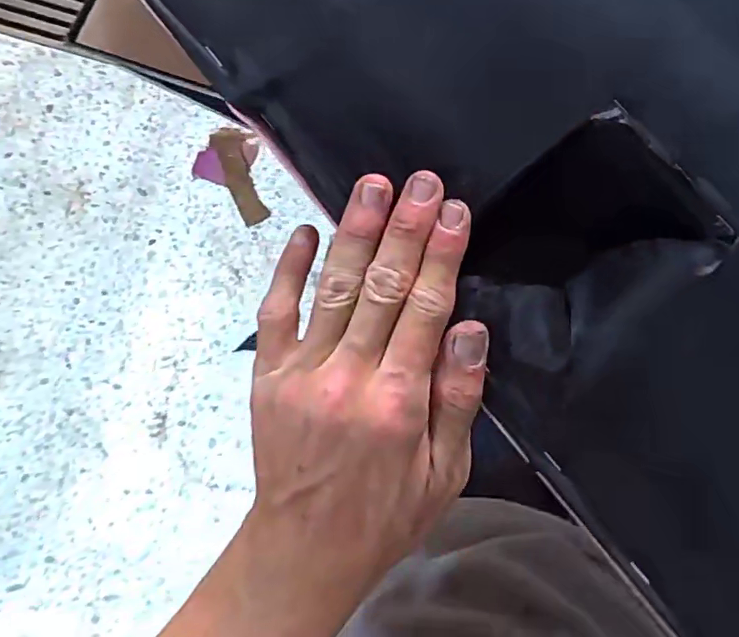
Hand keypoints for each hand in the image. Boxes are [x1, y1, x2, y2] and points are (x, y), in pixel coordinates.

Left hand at [162, 170, 489, 636]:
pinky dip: (289, 270)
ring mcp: (302, 373)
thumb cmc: (385, 513)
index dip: (442, 254)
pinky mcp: (268, 375)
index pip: (426, 308)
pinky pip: (276, 312)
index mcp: (398, 402)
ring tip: (372, 186)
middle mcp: (348, 378)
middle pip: (383, 286)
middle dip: (406, 227)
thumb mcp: (447, 472)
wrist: (299, 556)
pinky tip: (304, 231)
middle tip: (422, 181)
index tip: (453, 210)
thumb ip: (460, 398)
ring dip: (356, 231)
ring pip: (335, 287)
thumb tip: (469, 331)